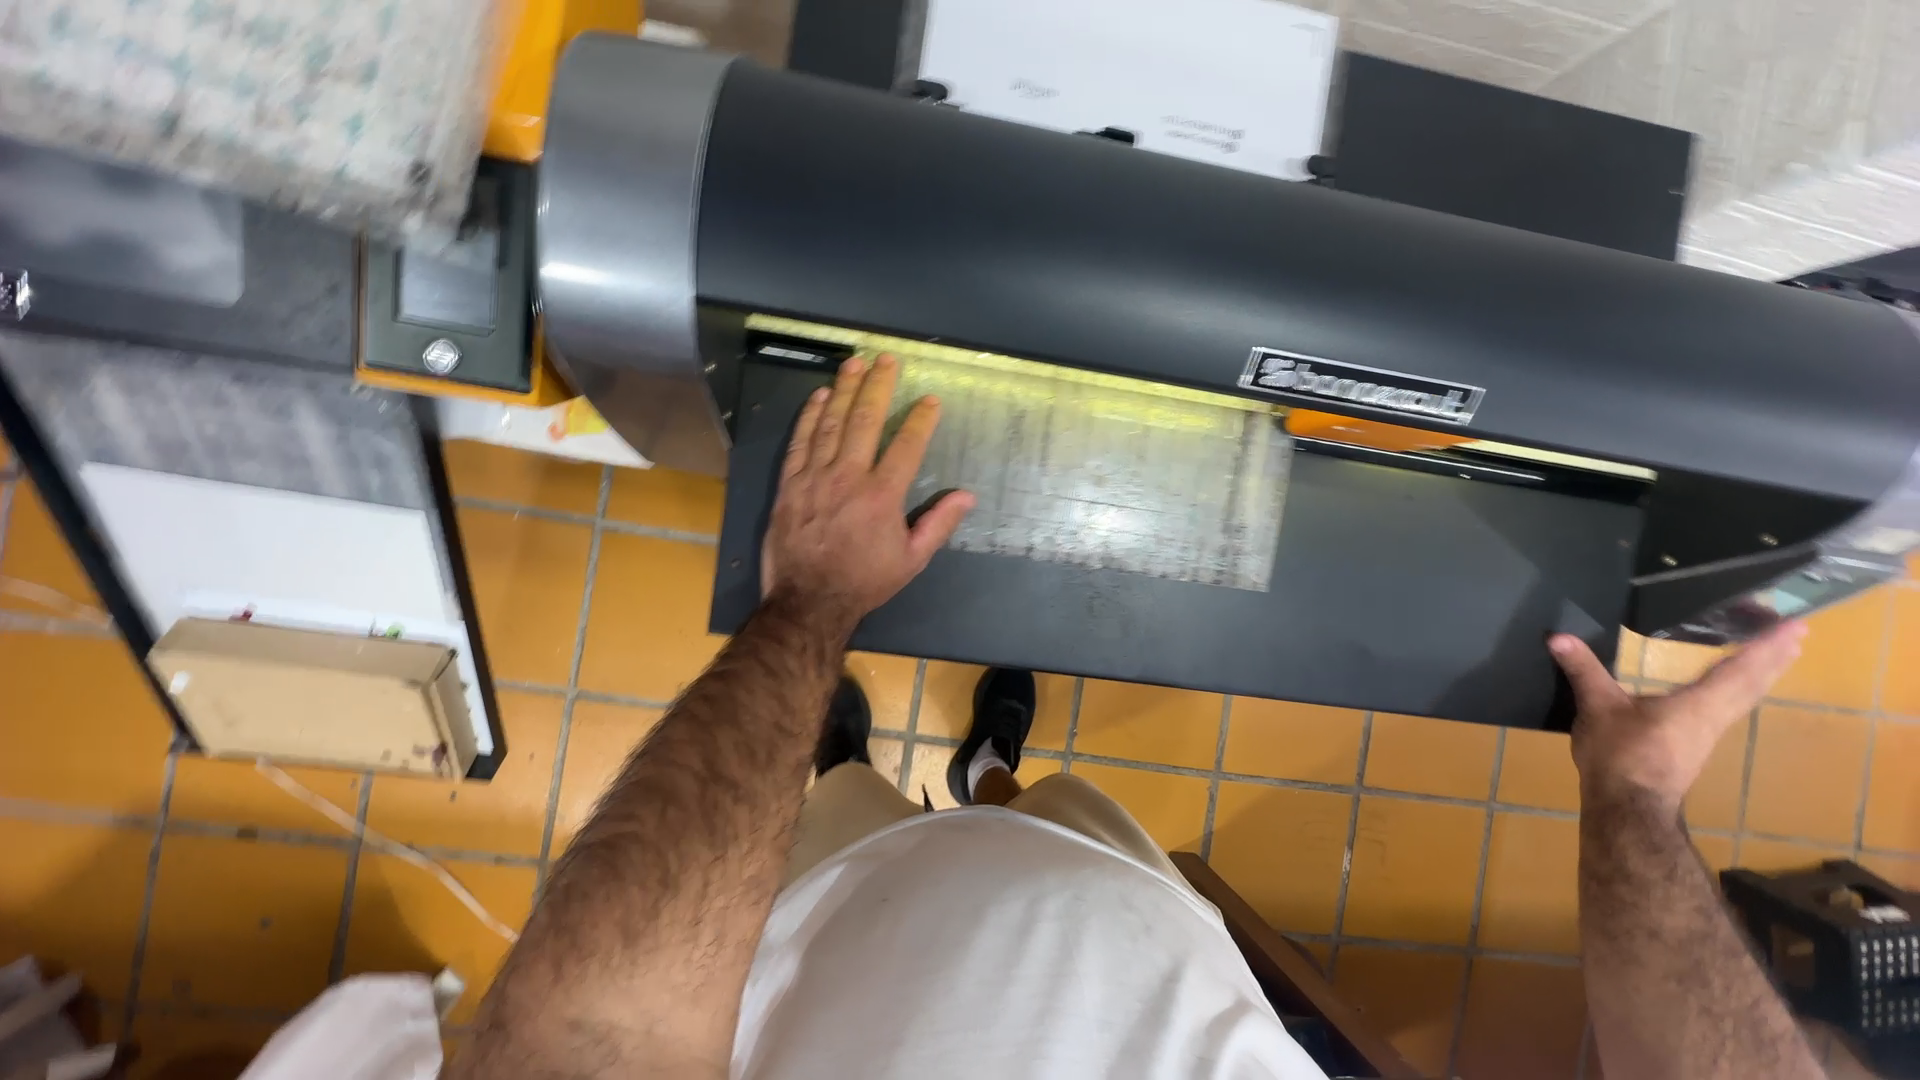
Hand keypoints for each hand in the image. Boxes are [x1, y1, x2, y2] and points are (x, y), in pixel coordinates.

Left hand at [761, 354, 975, 632]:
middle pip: (866, 421)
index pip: (907, 446)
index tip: (930, 400)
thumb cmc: (864, 582)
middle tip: (886, 359)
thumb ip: (938, 524)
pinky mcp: (790, 485)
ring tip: (854, 364)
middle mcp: (848, 478)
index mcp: (882, 496)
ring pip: (831, 424)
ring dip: (844, 390)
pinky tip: (820, 396)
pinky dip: (810, 416)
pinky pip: (800, 442)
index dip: (920, 419)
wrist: (808, 601)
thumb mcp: (911, 561)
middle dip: (878, 386)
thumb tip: (967, 496)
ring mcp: (815, 478)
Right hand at [1549, 622, 1806, 813]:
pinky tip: (1727, 689)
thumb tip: (1558, 637)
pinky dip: (1738, 689)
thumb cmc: (1621, 755)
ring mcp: (1706, 733)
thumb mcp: (1597, 707)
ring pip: (1744, 697)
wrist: (1629, 805)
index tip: (1796, 626)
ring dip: (1761, 674)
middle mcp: (1713, 717)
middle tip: (1798, 634)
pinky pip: (1728, 707)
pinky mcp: (1693, 744)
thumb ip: (1583, 670)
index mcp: (1698, 704)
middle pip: (1752, 683)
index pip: (1740, 669)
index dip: (1766, 646)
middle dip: (1774, 658)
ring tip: (1773, 656)